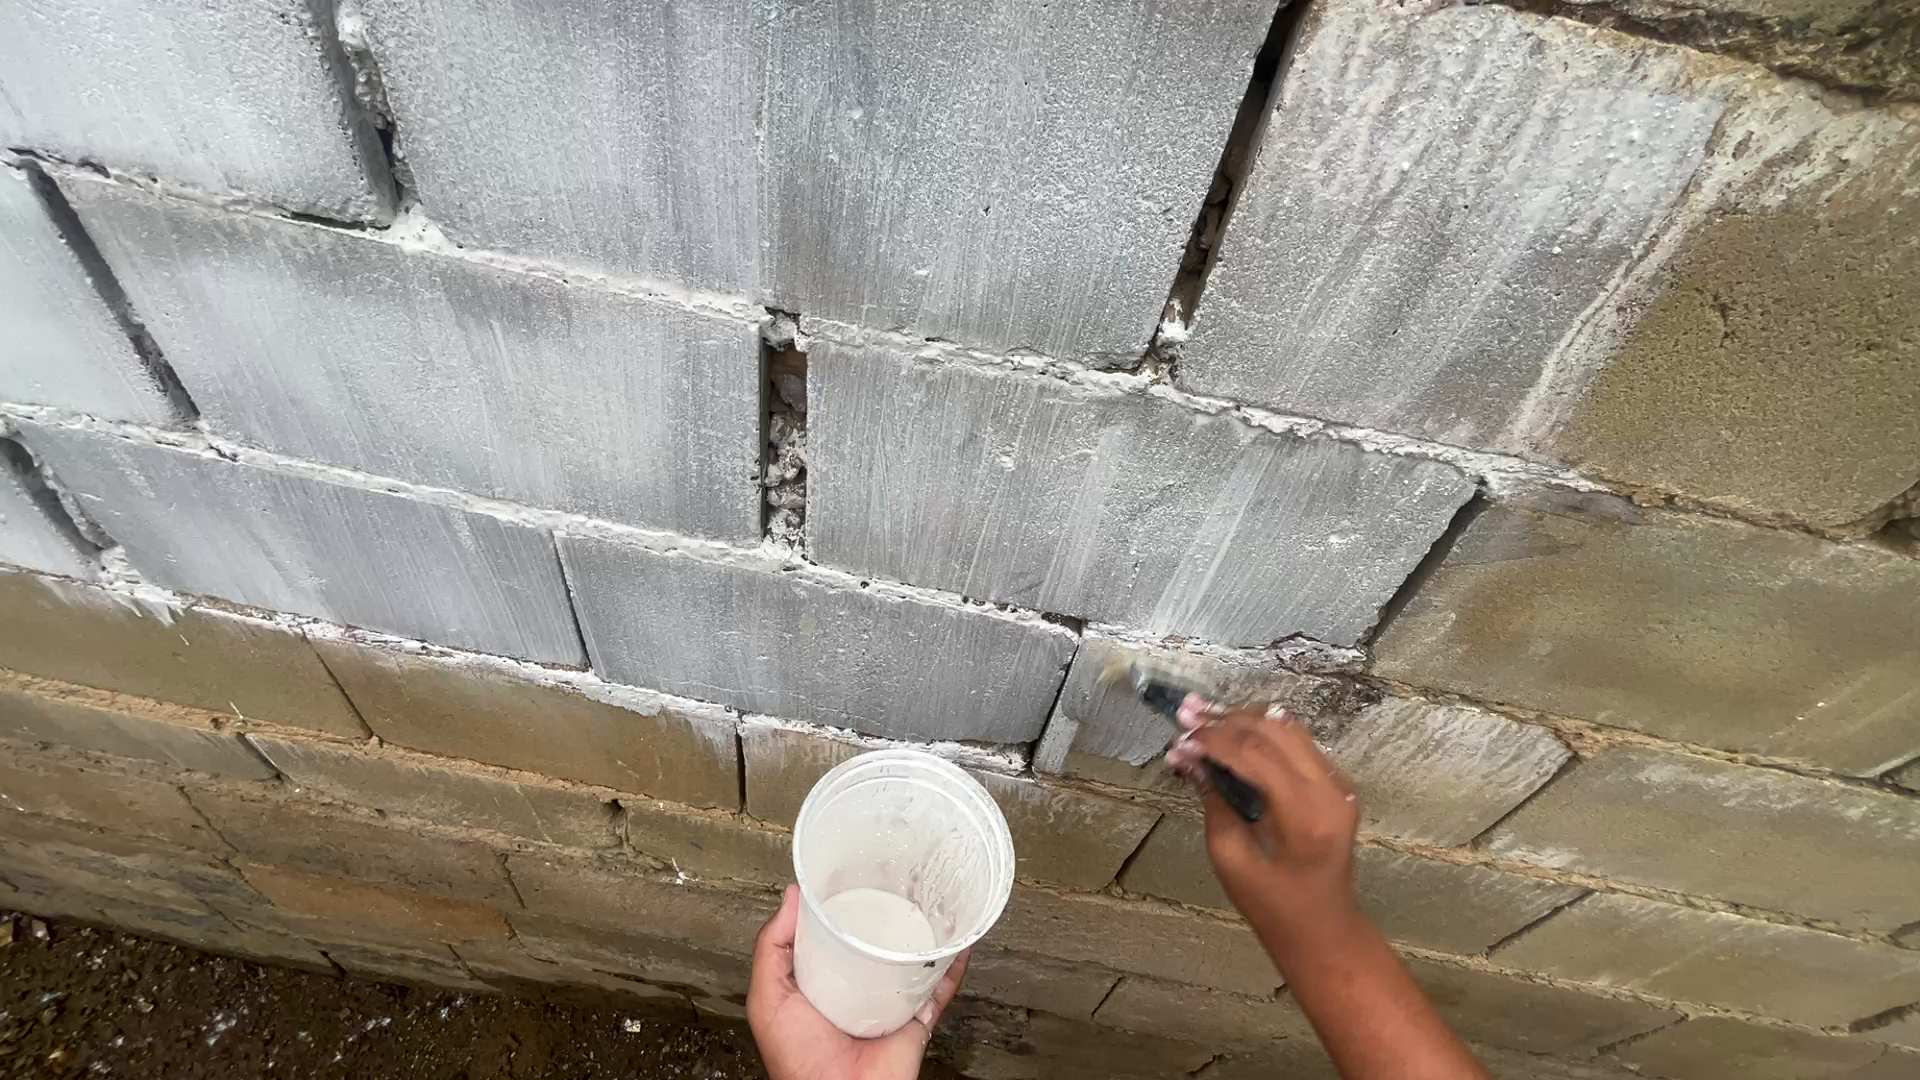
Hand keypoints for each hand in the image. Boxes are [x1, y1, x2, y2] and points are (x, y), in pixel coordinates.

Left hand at [747, 884, 969, 1079]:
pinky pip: (940, 988)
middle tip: (891, 881)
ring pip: (911, 958)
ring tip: (929, 902)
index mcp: (823, 981)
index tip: (846, 876)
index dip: (839, 904)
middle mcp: (858, 988)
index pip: (832, 934)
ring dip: (922, 933)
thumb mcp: (770, 1000)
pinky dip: (952, 965)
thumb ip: (772, 949)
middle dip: (884, 912)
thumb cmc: (799, 1063)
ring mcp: (889, 1002)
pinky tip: (958, 942)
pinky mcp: (916, 1017)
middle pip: (875, 940)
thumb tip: (790, 898)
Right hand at [1165, 697, 1363, 950]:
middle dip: (1224, 719)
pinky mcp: (1335, 781)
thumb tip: (1185, 755)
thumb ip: (1212, 798)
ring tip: (1201, 713)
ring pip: (1286, 726)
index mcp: (1305, 816)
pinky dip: (1259, 728)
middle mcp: (1329, 791)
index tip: (1179, 737)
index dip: (1213, 739)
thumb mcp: (1230, 856)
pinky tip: (1229, 725)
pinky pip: (1296, 738)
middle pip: (1272, 730)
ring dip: (1241, 717)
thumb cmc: (1271, 903)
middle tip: (1184, 714)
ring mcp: (1338, 783)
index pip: (1254, 754)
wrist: (1324, 928)